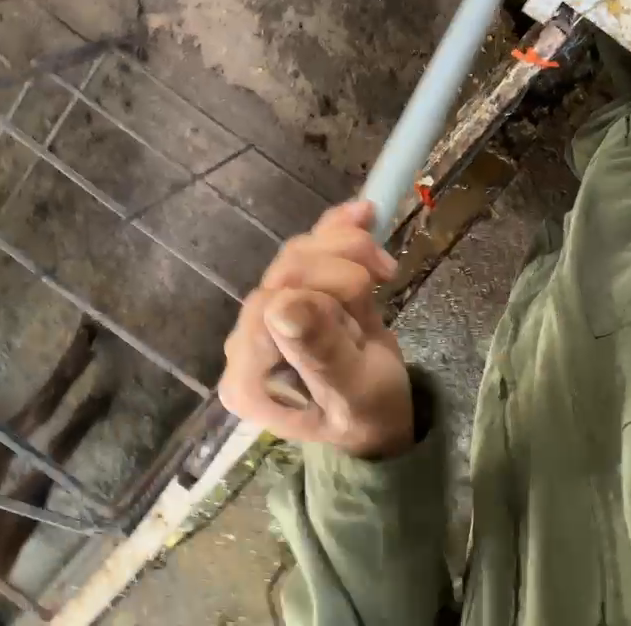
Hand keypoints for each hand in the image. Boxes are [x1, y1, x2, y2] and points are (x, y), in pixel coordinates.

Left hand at [219, 201, 412, 458]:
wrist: (379, 418)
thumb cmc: (368, 413)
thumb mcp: (353, 390)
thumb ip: (321, 352)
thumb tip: (283, 304)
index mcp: (249, 375)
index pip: (273, 300)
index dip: (325, 287)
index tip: (369, 300)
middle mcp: (246, 342)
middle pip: (285, 270)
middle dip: (342, 264)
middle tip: (384, 276)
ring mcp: (267, 317)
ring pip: (298, 253)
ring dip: (347, 248)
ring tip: (382, 269)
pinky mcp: (291, 294)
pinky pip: (308, 249)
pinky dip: (336, 228)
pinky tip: (362, 213)